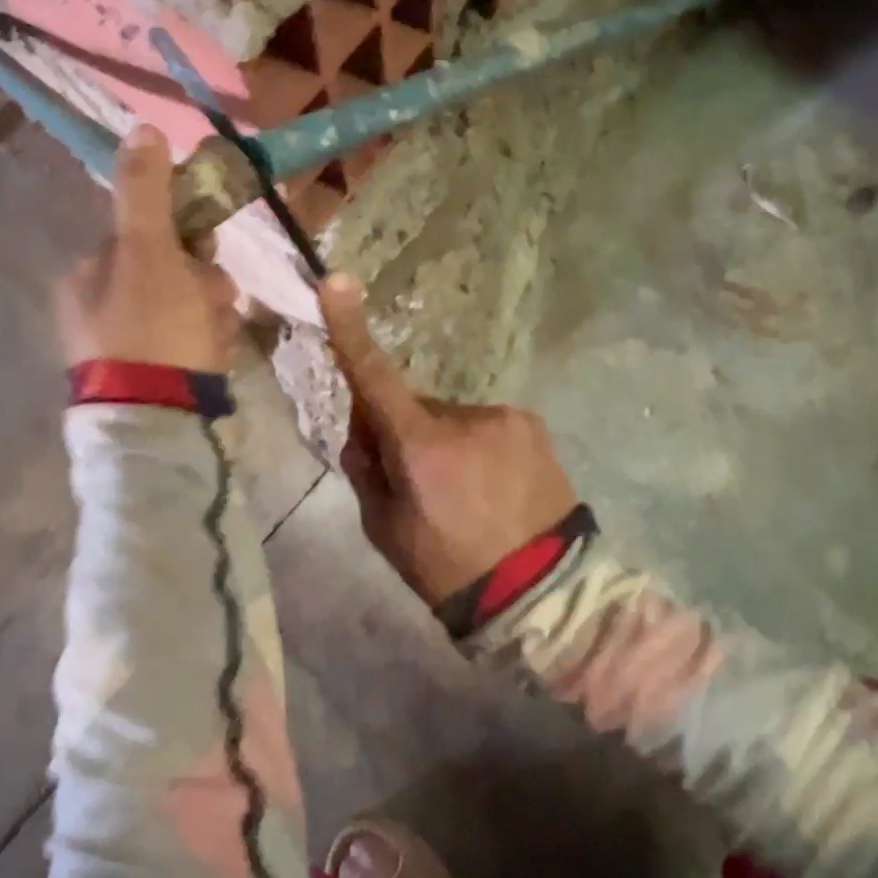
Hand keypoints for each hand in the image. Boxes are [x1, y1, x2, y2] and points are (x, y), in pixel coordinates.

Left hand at [55, 126, 239, 372]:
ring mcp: (125, 348)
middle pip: (172, 272)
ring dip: (211, 314)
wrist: (155, 420)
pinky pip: (189, 344)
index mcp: (90, 274)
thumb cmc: (152, 329)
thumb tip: (142, 128)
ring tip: (213, 339)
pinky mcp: (151, 379)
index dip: (185, 238)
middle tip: (212, 304)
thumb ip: (144, 193)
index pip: (148, 234)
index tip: (206, 252)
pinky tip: (211, 359)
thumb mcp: (148, 253)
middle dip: (203, 284)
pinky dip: (206, 345)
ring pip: (187, 308)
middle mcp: (99, 308)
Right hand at [319, 274, 578, 606]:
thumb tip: (363, 429)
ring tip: (466, 498)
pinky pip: (487, 428)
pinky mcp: (533, 427)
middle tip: (420, 488)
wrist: (543, 595)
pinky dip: (479, 449)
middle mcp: (465, 417)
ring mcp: (506, 418)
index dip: (350, 330)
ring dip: (447, 444)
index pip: (375, 379)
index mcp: (422, 447)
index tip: (335, 282)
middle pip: (414, 409)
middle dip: (406, 434)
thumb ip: (366, 470)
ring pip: (453, 420)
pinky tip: (493, 490)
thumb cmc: (450, 570)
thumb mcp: (386, 530)